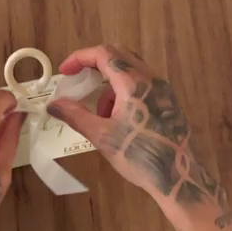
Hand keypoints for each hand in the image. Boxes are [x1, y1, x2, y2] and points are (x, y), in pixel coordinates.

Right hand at [47, 45, 223, 217]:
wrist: (178, 177)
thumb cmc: (139, 155)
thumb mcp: (102, 136)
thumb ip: (75, 116)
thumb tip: (53, 104)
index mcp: (132, 83)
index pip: (103, 54)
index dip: (80, 58)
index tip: (65, 72)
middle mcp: (150, 79)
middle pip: (119, 55)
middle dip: (94, 64)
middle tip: (79, 80)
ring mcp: (163, 89)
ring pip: (131, 69)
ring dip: (109, 81)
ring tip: (99, 110)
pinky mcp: (168, 102)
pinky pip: (142, 83)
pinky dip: (123, 90)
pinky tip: (118, 118)